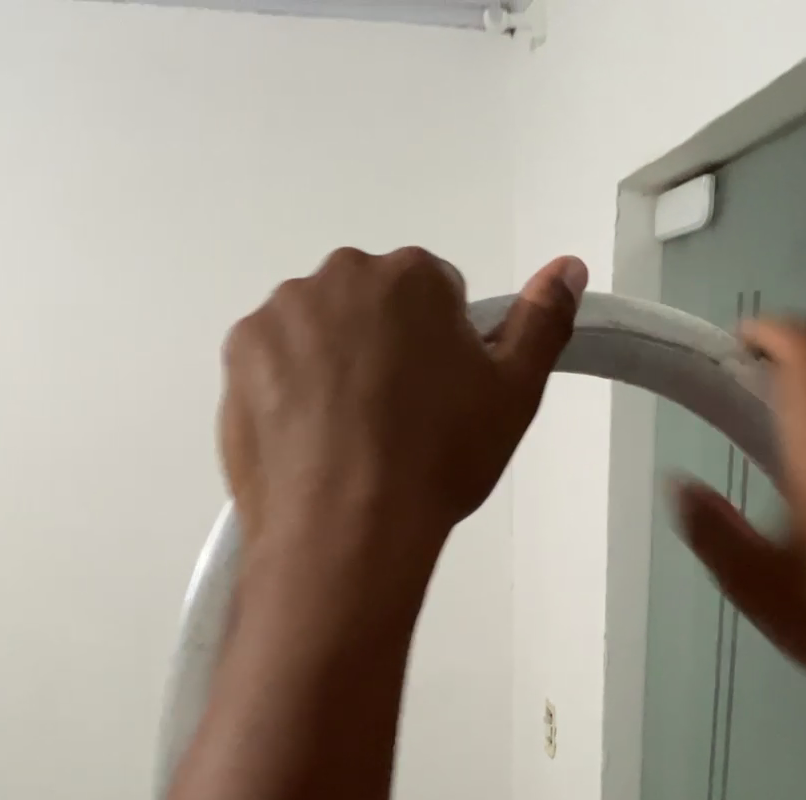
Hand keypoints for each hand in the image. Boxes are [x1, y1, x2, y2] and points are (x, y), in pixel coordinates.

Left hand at [220, 247, 586, 566]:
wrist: (346, 527)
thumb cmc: (438, 459)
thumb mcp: (513, 394)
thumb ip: (543, 320)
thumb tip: (568, 266)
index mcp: (410, 276)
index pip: (435, 293)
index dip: (442, 348)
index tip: (439, 399)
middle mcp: (338, 276)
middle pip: (370, 306)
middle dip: (383, 346)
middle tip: (394, 420)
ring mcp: (279, 315)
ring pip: (318, 331)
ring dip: (332, 364)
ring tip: (347, 437)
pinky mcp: (237, 358)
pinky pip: (272, 362)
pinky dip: (287, 389)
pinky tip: (307, 440)